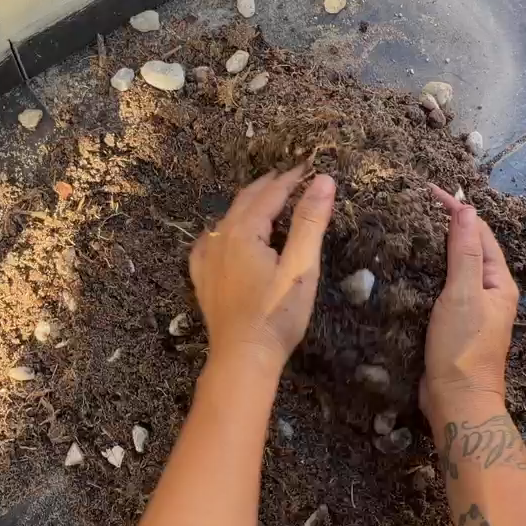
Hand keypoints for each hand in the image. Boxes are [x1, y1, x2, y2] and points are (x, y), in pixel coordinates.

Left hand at [188, 169, 335, 370]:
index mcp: (243, 232)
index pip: (270, 195)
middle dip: (268, 187)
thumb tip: (323, 180)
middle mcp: (219, 240)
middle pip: (245, 202)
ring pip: (225, 221)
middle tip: (288, 176)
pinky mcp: (203, 281)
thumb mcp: (301, 266)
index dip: (290, 179)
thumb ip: (310, 222)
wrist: (244, 358)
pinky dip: (223, 230)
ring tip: (264, 199)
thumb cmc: (277, 315)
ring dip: (247, 206)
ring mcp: (206, 260)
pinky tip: (223, 235)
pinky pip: (208, 244)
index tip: (307, 167)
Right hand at [420, 185, 517, 421]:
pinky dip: (426, 272)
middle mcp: (487, 292)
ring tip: (408, 228)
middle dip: (446, 224)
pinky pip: (440, 288)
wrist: (456, 400)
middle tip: (414, 205)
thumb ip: (464, 253)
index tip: (427, 190)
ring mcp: (469, 309)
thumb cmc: (462, 346)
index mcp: (497, 282)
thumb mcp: (463, 294)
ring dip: (434, 247)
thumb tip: (467, 209)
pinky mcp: (450, 324)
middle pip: (467, 248)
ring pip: (452, 268)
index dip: (456, 209)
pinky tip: (407, 267)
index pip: (478, 233)